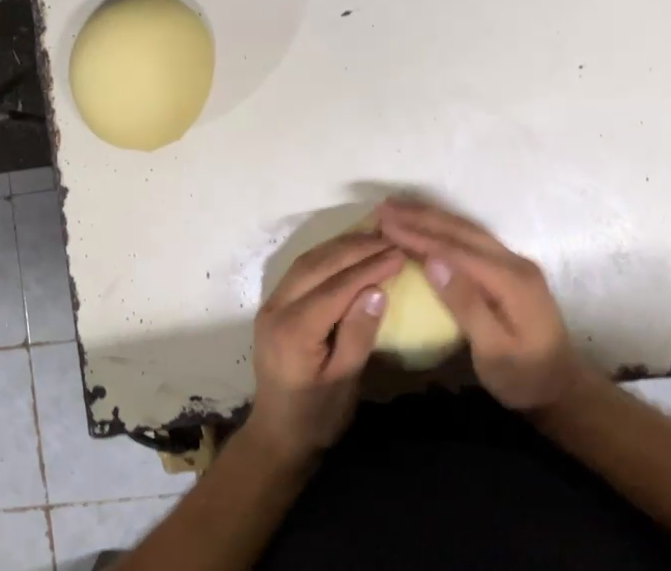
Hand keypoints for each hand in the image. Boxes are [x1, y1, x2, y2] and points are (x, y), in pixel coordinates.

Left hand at [245, 232, 403, 462]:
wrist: (278, 433)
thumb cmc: (317, 415)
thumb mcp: (345, 380)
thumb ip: (359, 333)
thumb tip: (377, 289)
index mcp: (294, 330)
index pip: (335, 287)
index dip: (368, 267)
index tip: (400, 253)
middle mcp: (276, 309)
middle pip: (316, 265)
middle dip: (354, 248)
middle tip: (390, 237)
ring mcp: (271, 305)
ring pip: (305, 263)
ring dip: (339, 247)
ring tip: (373, 237)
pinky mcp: (274, 306)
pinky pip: (300, 271)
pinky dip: (325, 256)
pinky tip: (346, 252)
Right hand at [376, 197, 590, 409]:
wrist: (562, 392)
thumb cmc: (523, 377)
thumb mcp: (493, 350)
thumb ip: (466, 304)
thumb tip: (434, 261)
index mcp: (512, 280)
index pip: (455, 249)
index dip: (418, 235)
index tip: (384, 224)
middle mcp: (515, 263)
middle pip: (461, 231)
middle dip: (420, 217)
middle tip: (383, 208)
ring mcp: (515, 264)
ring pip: (467, 230)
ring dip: (431, 217)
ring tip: (398, 208)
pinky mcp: (509, 270)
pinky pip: (471, 240)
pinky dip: (444, 228)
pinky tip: (426, 226)